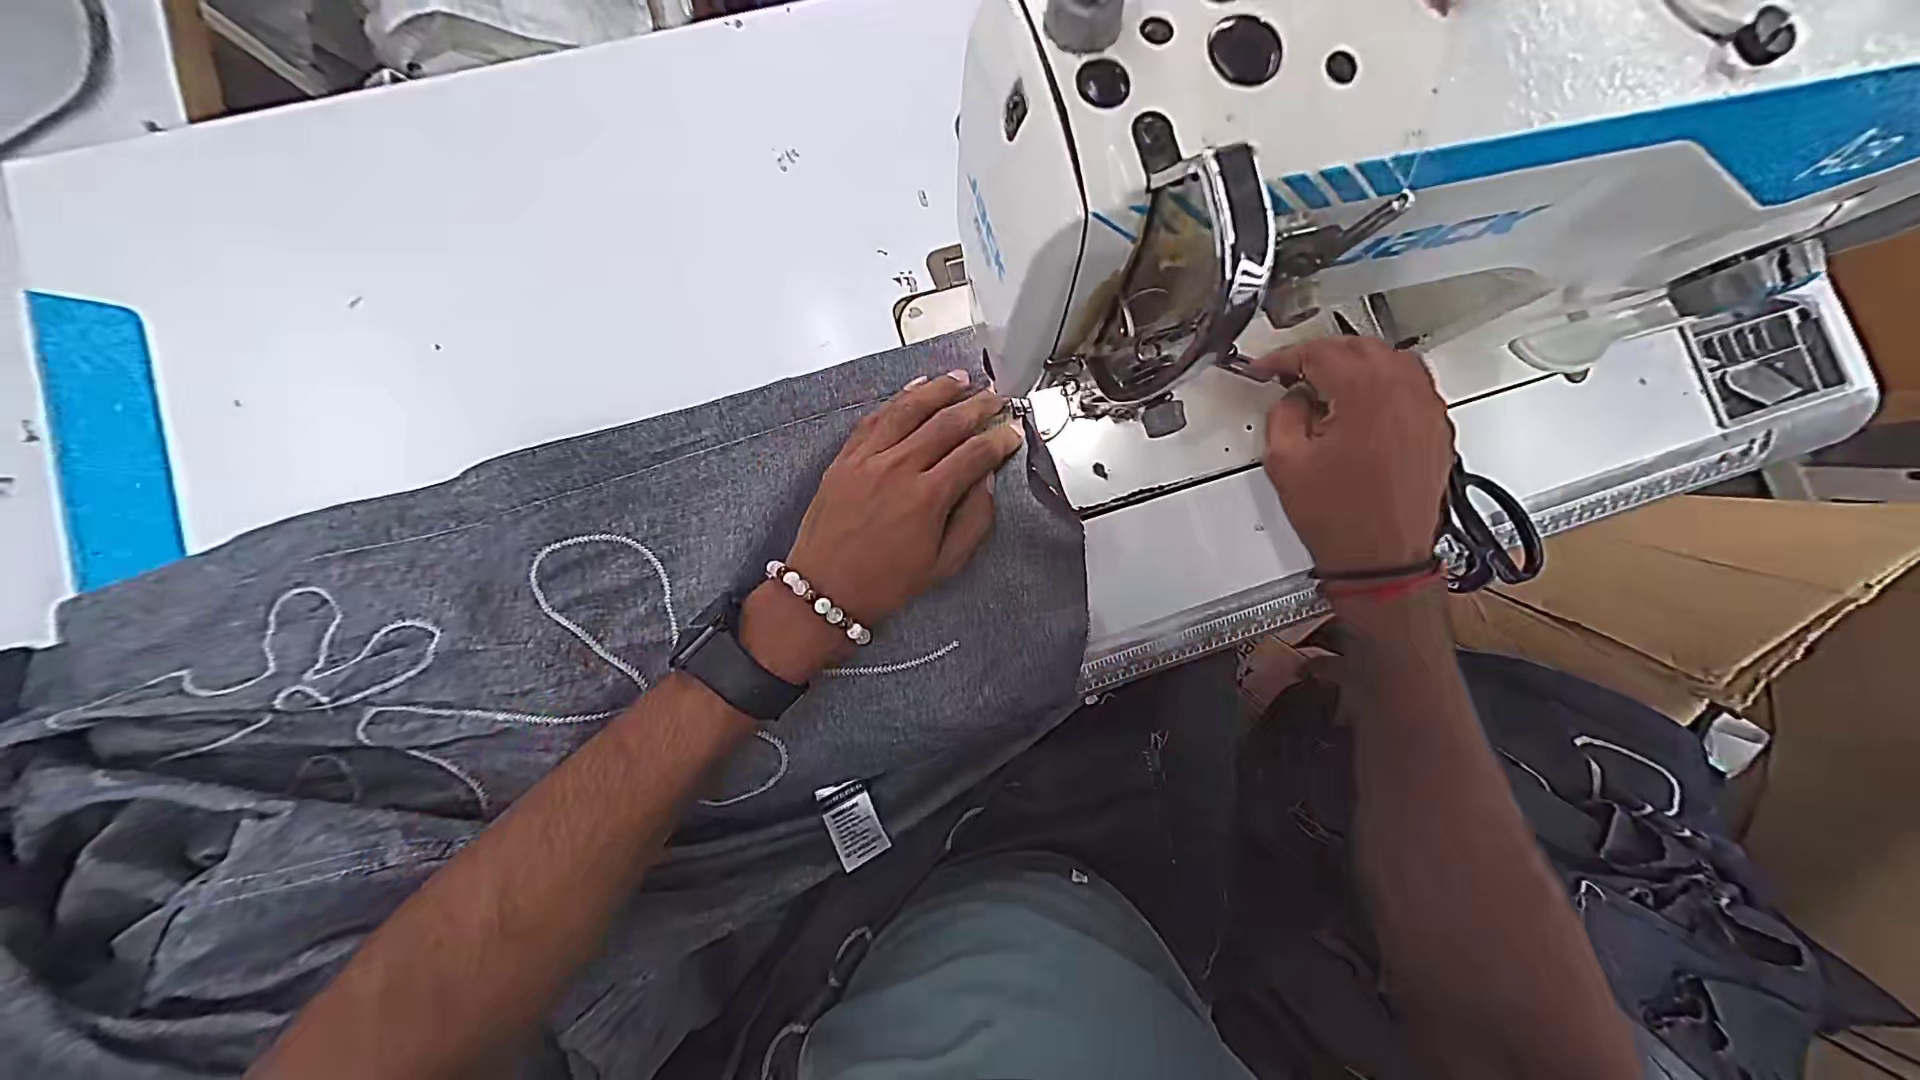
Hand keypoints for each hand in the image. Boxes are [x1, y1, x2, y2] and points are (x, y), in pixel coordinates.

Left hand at [740, 369, 1023, 680]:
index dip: (999, 439)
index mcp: (927, 498)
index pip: (974, 454)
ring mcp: (868, 459)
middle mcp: (898, 469)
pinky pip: (875, 418)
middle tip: (995, 398)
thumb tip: (986, 481)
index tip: (1012, 433)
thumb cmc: (884, 582)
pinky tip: (914, 389)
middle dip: (978, 406)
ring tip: (960, 379)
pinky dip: (898, 399)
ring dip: (939, 390)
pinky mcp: (846, 458)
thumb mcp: (944, 564)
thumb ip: (974, 520)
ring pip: (910, 409)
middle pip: (947, 423)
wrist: (826, 589)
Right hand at [1255, 337, 1452, 576]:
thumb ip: (1282, 416)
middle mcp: (1405, 395)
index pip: (1320, 353)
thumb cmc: (1341, 519)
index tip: (1267, 367)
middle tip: (1291, 372)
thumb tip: (1291, 398)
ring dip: (1354, 363)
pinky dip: (1382, 383)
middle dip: (1320, 354)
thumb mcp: (1285, 463)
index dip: (1285, 357)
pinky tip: (1359, 403)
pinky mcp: (1436, 429)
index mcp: (1366, 396)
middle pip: (1360, 347)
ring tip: (1324, 384)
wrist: (1380, 557)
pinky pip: (1412, 386)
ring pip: (1392, 360)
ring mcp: (1427, 411)